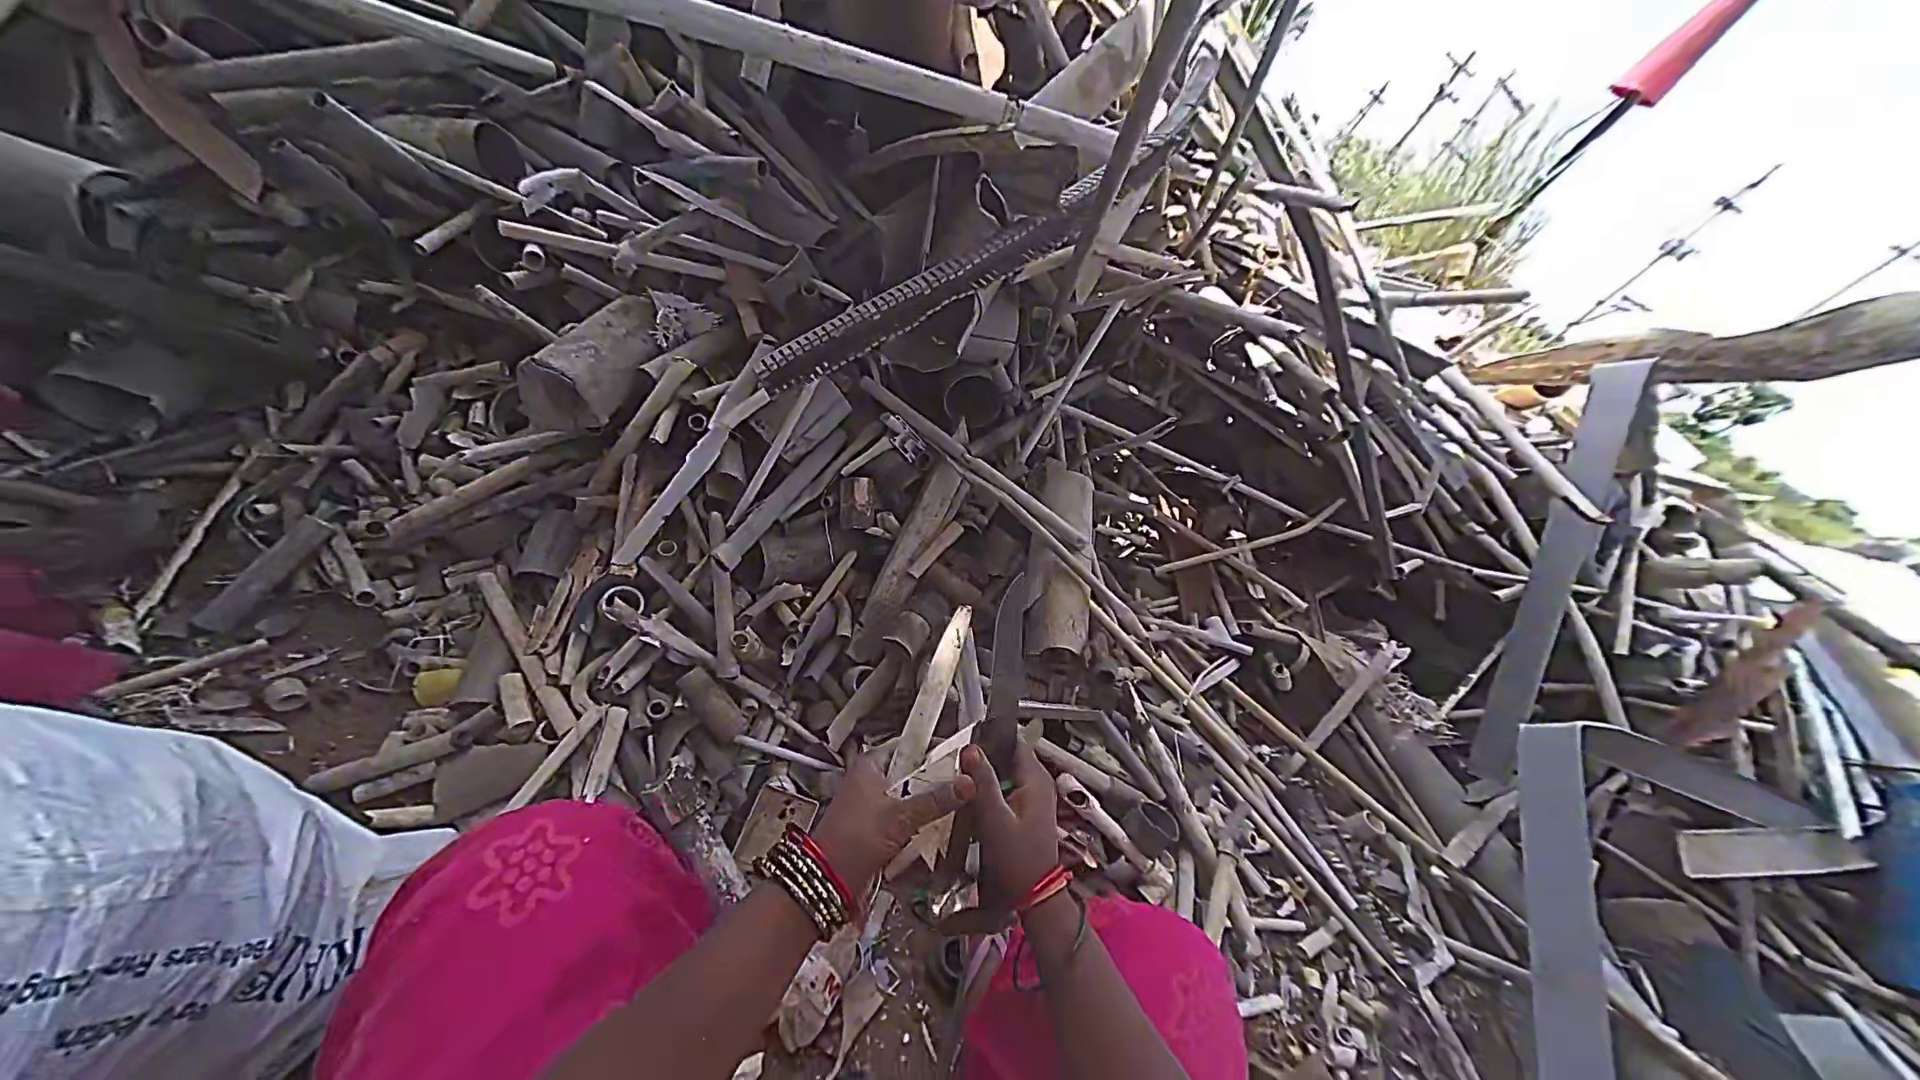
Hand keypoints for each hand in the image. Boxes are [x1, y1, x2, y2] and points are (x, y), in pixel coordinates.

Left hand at [809, 749, 975, 897]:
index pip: (910, 744)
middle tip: (963, 784)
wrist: (829, 883)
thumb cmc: (854, 839)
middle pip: (914, 773)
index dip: (935, 749)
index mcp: (871, 764)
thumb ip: (936, 800)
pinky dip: (921, 824)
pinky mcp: (879, 829)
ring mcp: (876, 805)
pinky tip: (939, 829)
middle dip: (937, 781)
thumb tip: (967, 783)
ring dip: (930, 805)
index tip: (960, 756)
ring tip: (956, 807)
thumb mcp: (900, 817)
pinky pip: (908, 820)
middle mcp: (873, 780)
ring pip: (912, 798)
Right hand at [959, 742, 1059, 900]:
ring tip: (963, 783)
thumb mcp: (995, 820)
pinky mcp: (1027, 809)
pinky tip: (975, 801)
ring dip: (986, 776)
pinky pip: (1007, 788)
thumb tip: (971, 750)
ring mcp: (1034, 796)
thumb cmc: (1017, 861)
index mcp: (1036, 779)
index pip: (1014, 741)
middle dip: (984, 759)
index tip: (966, 746)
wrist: (1034, 896)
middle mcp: (1039, 782)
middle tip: (958, 767)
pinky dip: (991, 790)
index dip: (990, 739)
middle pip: (1007, 756)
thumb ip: (983, 783)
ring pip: (1005, 772)